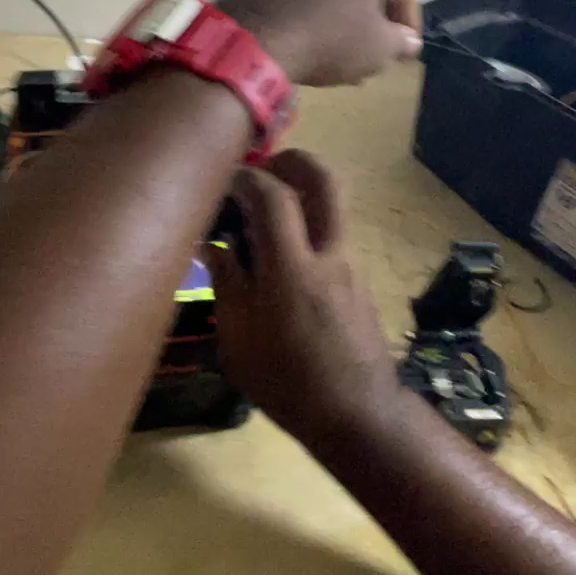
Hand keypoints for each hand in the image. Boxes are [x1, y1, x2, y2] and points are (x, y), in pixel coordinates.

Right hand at [205, 150, 400, 442]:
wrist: (357, 415)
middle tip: (264, 167)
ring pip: (335, 204)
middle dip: (294, 160)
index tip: (225, 177)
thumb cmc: (287, 383)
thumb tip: (216, 246)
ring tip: (268, 210)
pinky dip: (311, 223)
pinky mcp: (359, 279)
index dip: (247, 176)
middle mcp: (329, 254)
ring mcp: (351, 264)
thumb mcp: (238, 340)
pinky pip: (335, 232)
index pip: (274, 197)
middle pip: (325, 179)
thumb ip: (227, 284)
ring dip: (304, 190)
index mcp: (292, 269)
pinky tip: (284, 253)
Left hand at [218, 0, 421, 86]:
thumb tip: (407, 40)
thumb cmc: (331, 37)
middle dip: (374, 23)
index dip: (409, 23)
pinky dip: (318, 15)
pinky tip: (315, 46)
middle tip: (377, 56)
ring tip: (346, 60)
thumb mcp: (379, 48)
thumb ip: (400, 42)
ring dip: (346, 22)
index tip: (408, 51)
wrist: (254, 38)